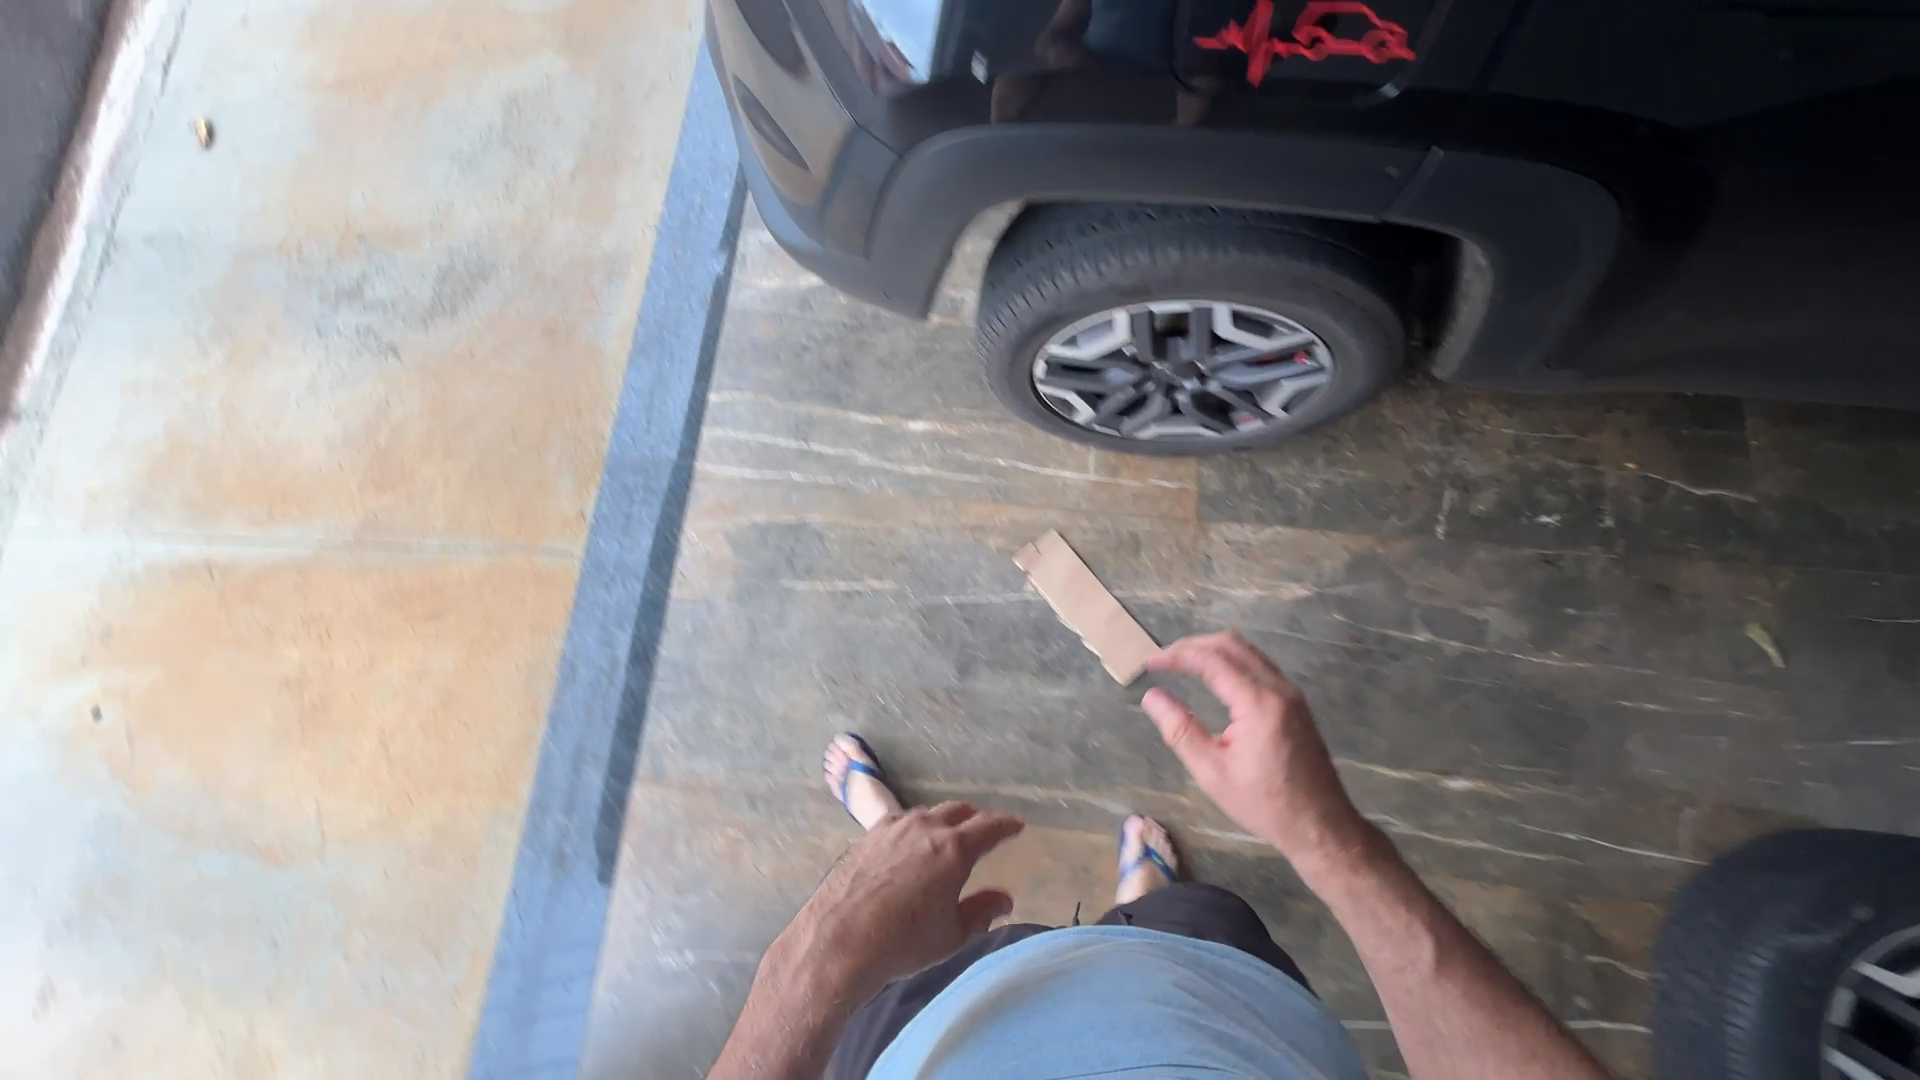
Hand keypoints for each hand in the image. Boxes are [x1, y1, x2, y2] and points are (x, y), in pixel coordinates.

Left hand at [771, 802, 1023, 998]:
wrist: (839, 940)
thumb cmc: (903, 942)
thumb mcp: (952, 935)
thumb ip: (981, 911)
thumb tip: (1003, 898)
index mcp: (954, 849)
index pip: (989, 827)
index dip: (1006, 825)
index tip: (1017, 825)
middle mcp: (925, 828)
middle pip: (958, 811)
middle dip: (976, 819)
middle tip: (984, 831)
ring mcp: (893, 827)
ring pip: (928, 813)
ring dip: (944, 820)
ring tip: (947, 835)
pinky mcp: (869, 834)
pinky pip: (901, 820)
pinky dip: (916, 826)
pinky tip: (910, 843)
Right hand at [1142, 632, 1368, 869]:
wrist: (1321, 825)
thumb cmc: (1264, 803)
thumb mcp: (1212, 772)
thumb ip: (1179, 730)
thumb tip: (1151, 696)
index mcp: (1259, 704)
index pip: (1212, 660)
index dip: (1177, 656)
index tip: (1150, 663)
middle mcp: (1279, 689)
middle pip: (1231, 645)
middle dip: (1192, 646)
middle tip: (1163, 660)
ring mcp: (1291, 693)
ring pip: (1247, 651)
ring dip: (1212, 650)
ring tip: (1181, 663)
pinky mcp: (1294, 702)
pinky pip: (1259, 665)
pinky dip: (1230, 660)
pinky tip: (1212, 676)